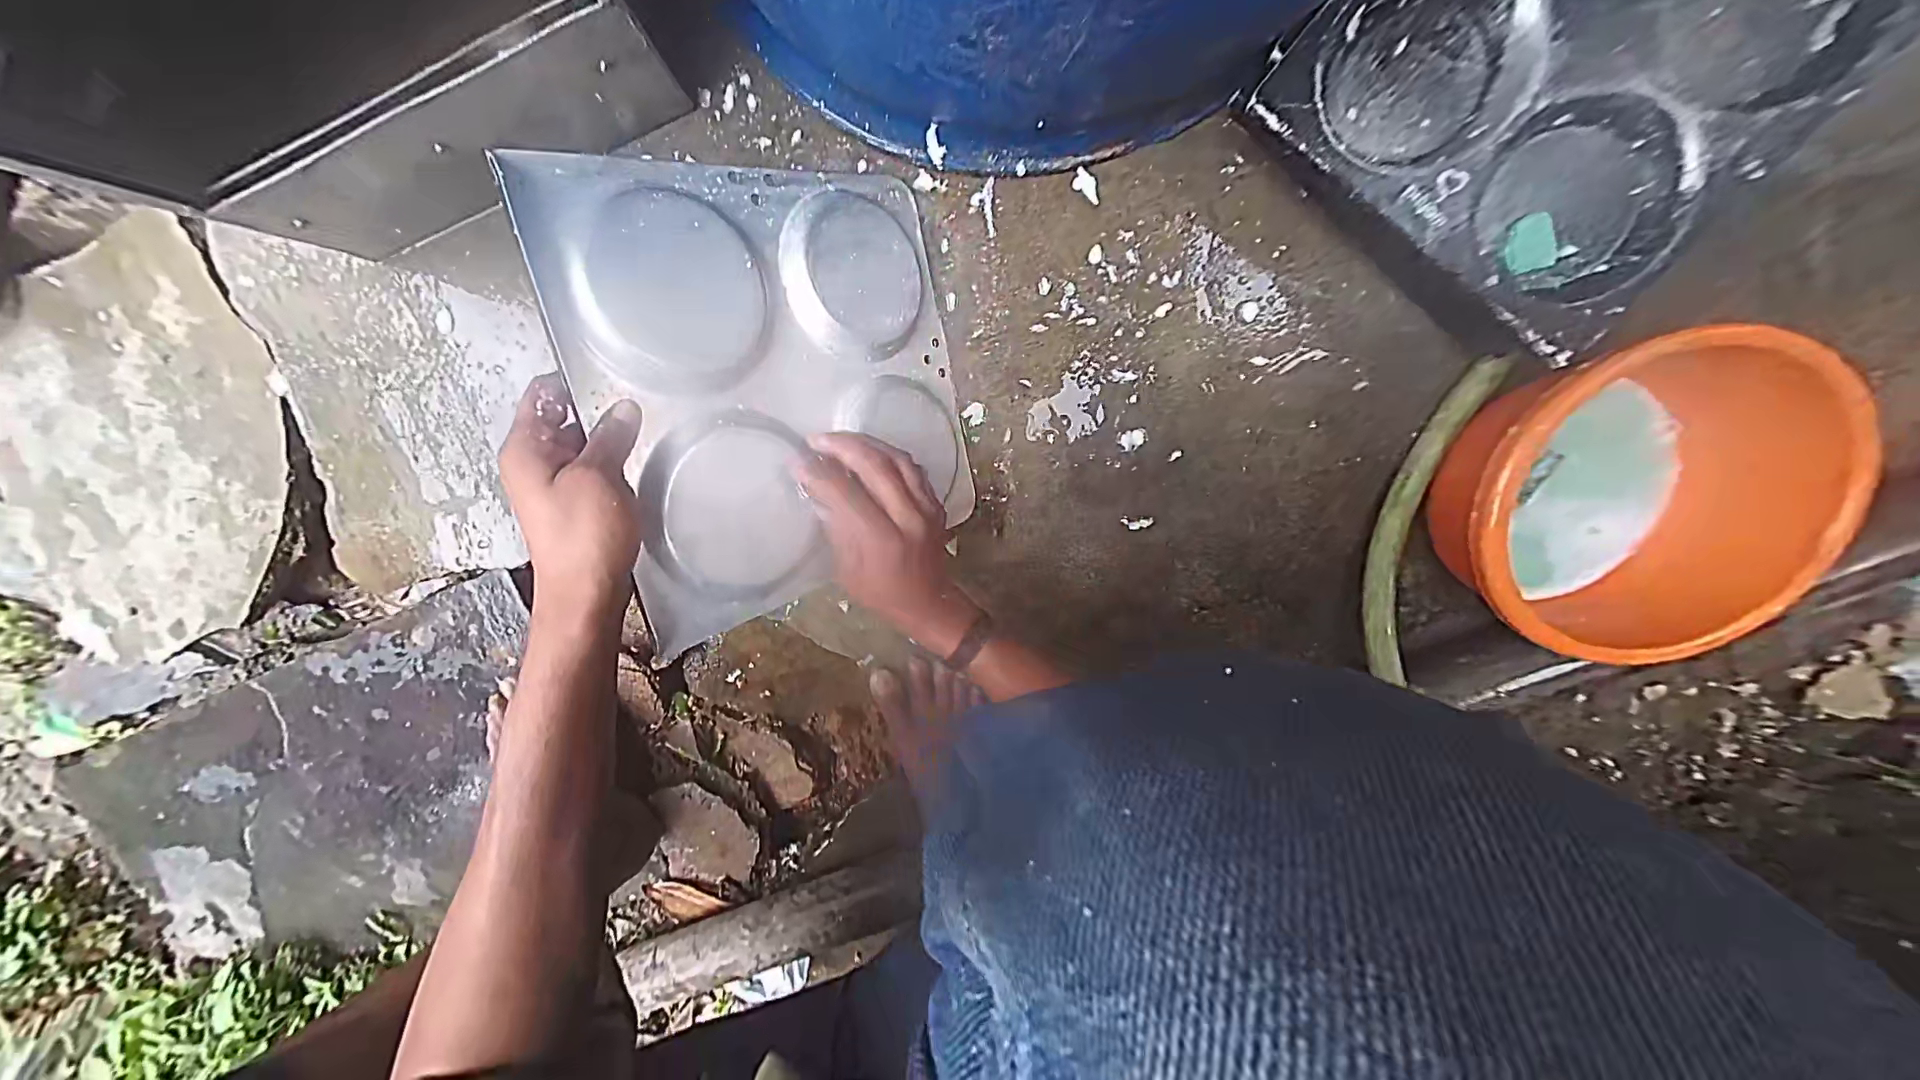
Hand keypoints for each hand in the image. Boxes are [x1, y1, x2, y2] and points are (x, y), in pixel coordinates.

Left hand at [499, 374, 643, 623]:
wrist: (586, 592)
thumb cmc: (584, 537)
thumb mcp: (598, 477)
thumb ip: (610, 437)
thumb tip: (623, 409)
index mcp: (525, 449)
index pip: (541, 395)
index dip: (572, 382)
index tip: (609, 374)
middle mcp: (533, 463)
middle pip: (564, 418)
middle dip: (597, 412)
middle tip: (635, 406)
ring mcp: (555, 484)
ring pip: (583, 446)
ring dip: (609, 441)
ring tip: (641, 435)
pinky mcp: (576, 504)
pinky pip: (594, 470)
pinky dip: (613, 465)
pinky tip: (635, 467)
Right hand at [793, 433, 980, 655]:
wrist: (928, 601)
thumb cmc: (881, 592)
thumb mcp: (846, 568)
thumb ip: (835, 526)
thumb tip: (815, 486)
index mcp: (882, 540)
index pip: (846, 492)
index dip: (819, 472)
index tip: (798, 460)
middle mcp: (908, 518)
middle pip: (875, 465)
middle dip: (842, 446)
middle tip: (817, 440)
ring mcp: (927, 508)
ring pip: (897, 459)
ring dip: (866, 443)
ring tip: (840, 439)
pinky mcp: (936, 503)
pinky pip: (913, 468)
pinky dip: (889, 455)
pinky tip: (870, 452)